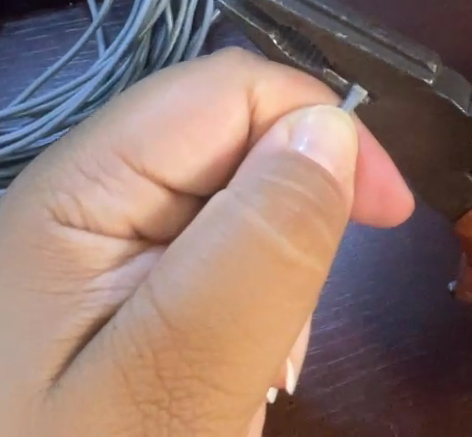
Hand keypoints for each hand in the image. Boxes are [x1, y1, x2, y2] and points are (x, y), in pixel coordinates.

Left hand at [0, 48, 414, 435]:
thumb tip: (332, 127)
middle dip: (292, 210)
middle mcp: (87, 186)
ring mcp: (93, 236)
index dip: (320, 126)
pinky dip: (243, 300)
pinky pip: (204, 251)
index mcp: (86, 181)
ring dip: (271, 264)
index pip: (231, 87)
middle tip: (297, 329)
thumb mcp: (173, 384)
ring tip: (257, 369)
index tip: (386, 215)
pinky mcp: (105, 283)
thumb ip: (257, 247)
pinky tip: (227, 371)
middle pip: (232, 134)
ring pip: (229, 192)